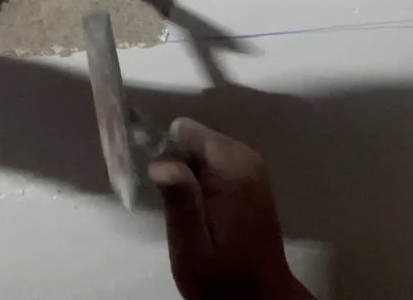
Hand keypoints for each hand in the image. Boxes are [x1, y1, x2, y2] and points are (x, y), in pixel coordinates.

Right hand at [148, 119, 315, 299]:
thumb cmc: (224, 282)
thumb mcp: (192, 252)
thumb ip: (180, 204)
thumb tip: (161, 161)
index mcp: (233, 166)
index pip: (185, 131)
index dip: (169, 157)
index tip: (166, 191)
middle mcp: (246, 156)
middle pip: (195, 139)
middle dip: (180, 168)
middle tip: (182, 212)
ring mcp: (251, 165)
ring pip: (203, 151)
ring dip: (191, 178)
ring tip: (194, 216)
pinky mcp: (251, 177)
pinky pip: (215, 164)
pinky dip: (204, 183)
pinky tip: (206, 214)